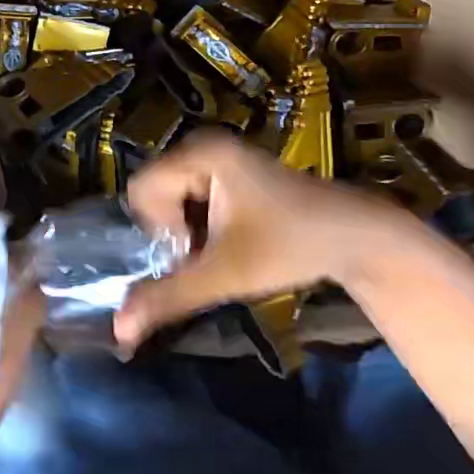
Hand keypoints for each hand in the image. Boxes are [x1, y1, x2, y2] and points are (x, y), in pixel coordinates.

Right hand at [114, 132, 415, 348]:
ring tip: (217, 244)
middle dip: (170, 227)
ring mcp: (215, 151)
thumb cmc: (289, 246)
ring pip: (168, 193)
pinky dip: (197, 217)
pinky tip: (225, 234)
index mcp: (199, 153)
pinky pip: (187, 190)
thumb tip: (119, 331)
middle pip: (152, 191)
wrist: (354, 234)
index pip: (141, 191)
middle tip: (206, 249)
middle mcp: (202, 143)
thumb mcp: (225, 274)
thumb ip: (169, 298)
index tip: (196, 247)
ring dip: (184, 225)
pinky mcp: (227, 164)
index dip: (159, 228)